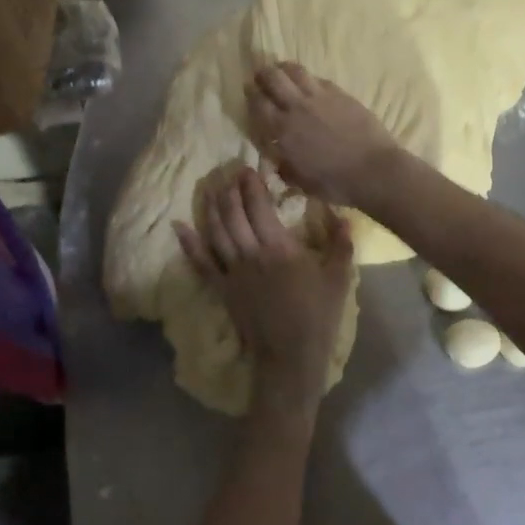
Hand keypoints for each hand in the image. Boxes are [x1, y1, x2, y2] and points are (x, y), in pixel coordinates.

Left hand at [174, 166, 353, 406]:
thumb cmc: (317, 316)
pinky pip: (201, 263)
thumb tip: (344, 215)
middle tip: (230, 173)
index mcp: (278, 247)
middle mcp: (250, 254)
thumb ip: (341, 244)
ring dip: (212, 208)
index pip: (259, 206)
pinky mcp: (222, 290)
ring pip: (216, 232)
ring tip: (212, 189)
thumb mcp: (338, 278)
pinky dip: (189, 244)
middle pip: (233, 214)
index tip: (249, 168)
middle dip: (230, 190)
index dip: (252, 184)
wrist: (289, 355)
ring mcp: (232, 272)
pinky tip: (179, 226)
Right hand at [248, 62, 404, 207]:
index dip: (250, 95)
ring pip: (295, 71)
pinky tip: (310, 84)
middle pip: (272, 78)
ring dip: (284, 68)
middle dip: (262, 74)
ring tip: (281, 71)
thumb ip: (286, 167)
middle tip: (260, 76)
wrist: (373, 170)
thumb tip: (279, 160)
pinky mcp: (340, 93)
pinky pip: (318, 79)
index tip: (248, 93)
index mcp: (282, 130)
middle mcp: (297, 107)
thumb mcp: (301, 181)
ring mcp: (320, 96)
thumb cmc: (335, 183)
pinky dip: (308, 79)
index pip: (257, 104)